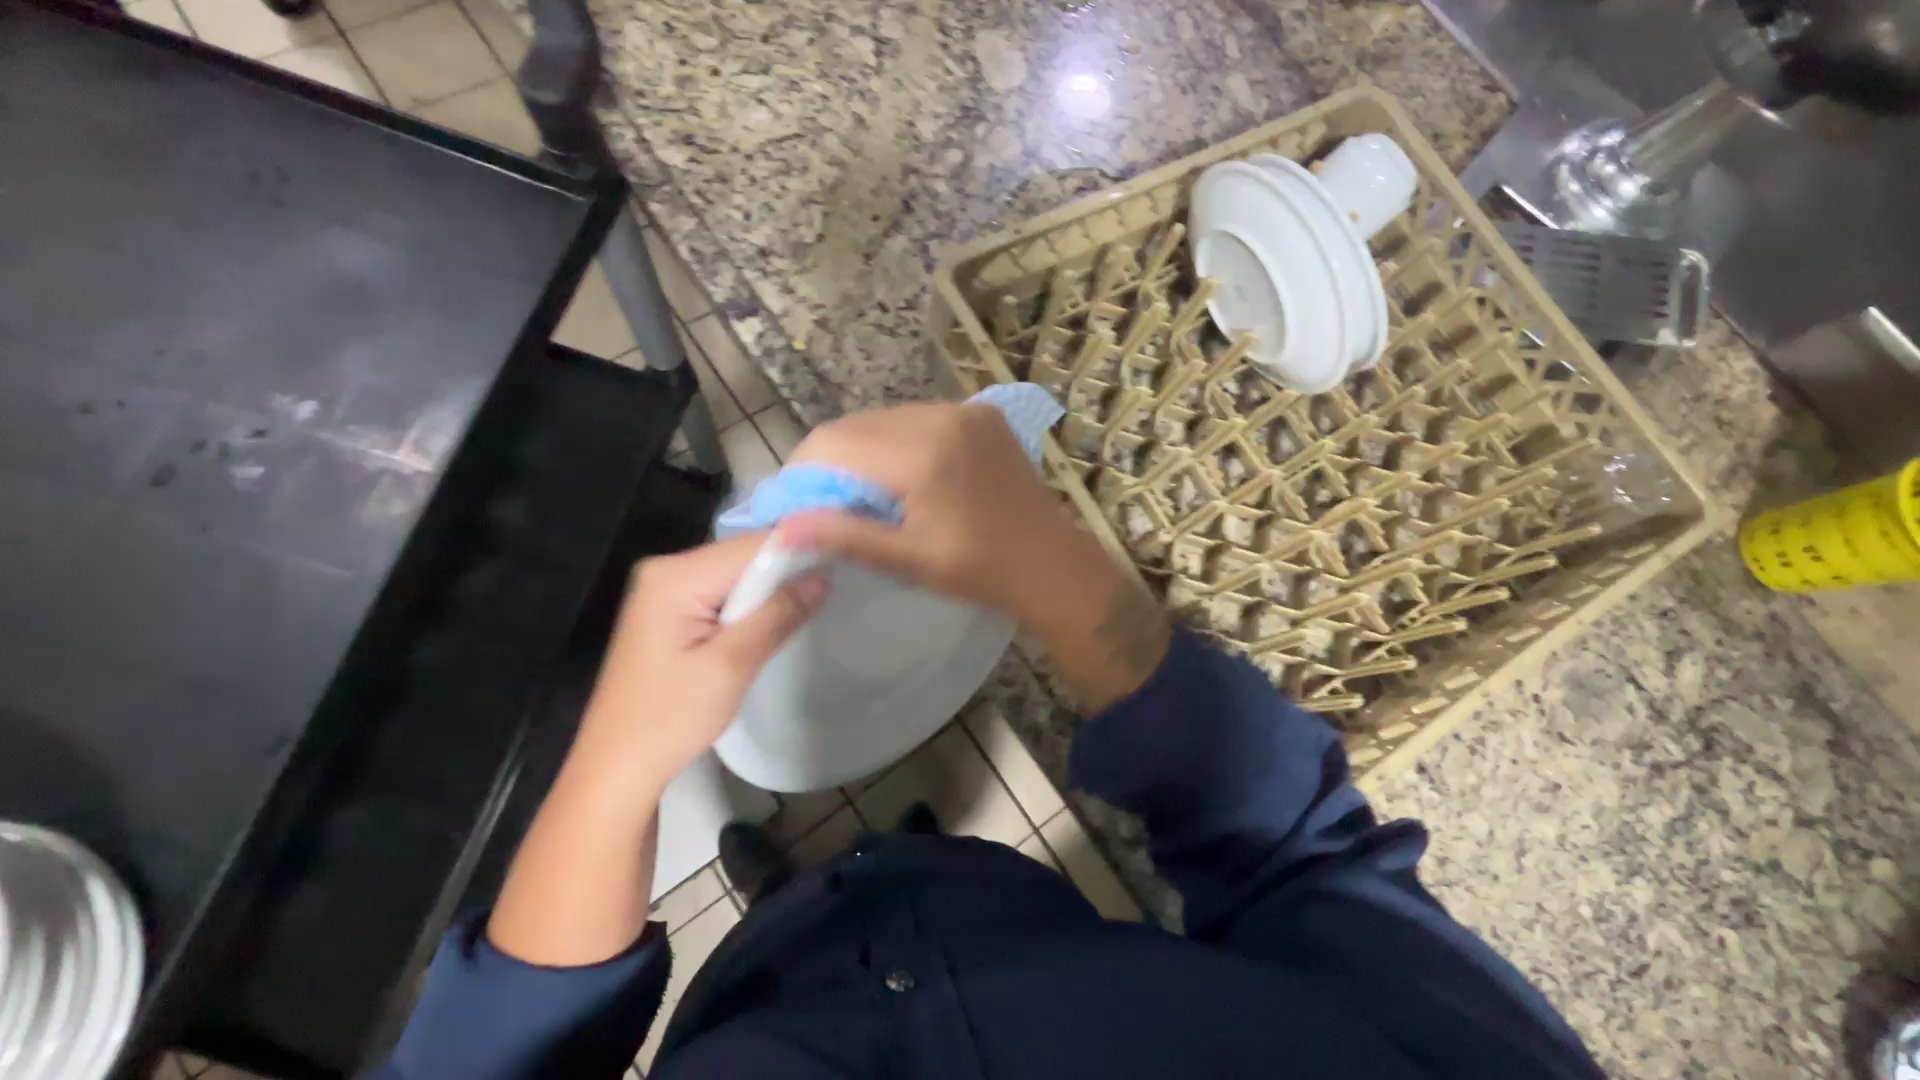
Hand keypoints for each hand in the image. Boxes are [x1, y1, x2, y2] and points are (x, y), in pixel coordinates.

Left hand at [572, 532, 829, 798]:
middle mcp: (665, 570)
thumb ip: (777, 615)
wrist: (616, 767)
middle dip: (787, 569)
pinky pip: (719, 594)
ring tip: (817, 597)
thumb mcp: (731, 665)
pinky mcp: (667, 612)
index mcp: (675, 576)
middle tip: (838, 582)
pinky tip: (775, 618)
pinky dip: (749, 605)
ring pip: (734, 576)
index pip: (752, 546)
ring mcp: (663, 591)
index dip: (801, 548)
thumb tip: (822, 576)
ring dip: (771, 589)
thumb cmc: (670, 718)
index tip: (846, 556)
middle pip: (742, 556)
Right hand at [777, 403, 1169, 710]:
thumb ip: (844, 536)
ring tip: (867, 493)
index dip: (803, 471)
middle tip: (828, 503)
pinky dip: (899, 441)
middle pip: (856, 426)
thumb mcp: (908, 560)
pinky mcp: (982, 412)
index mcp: (922, 454)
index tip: (797, 505)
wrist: (1053, 564)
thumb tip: (782, 527)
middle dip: (831, 461)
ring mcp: (965, 409)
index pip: (833, 442)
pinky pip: (918, 417)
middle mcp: (941, 416)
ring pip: (884, 418)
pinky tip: (905, 476)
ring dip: (864, 450)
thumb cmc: (979, 572)